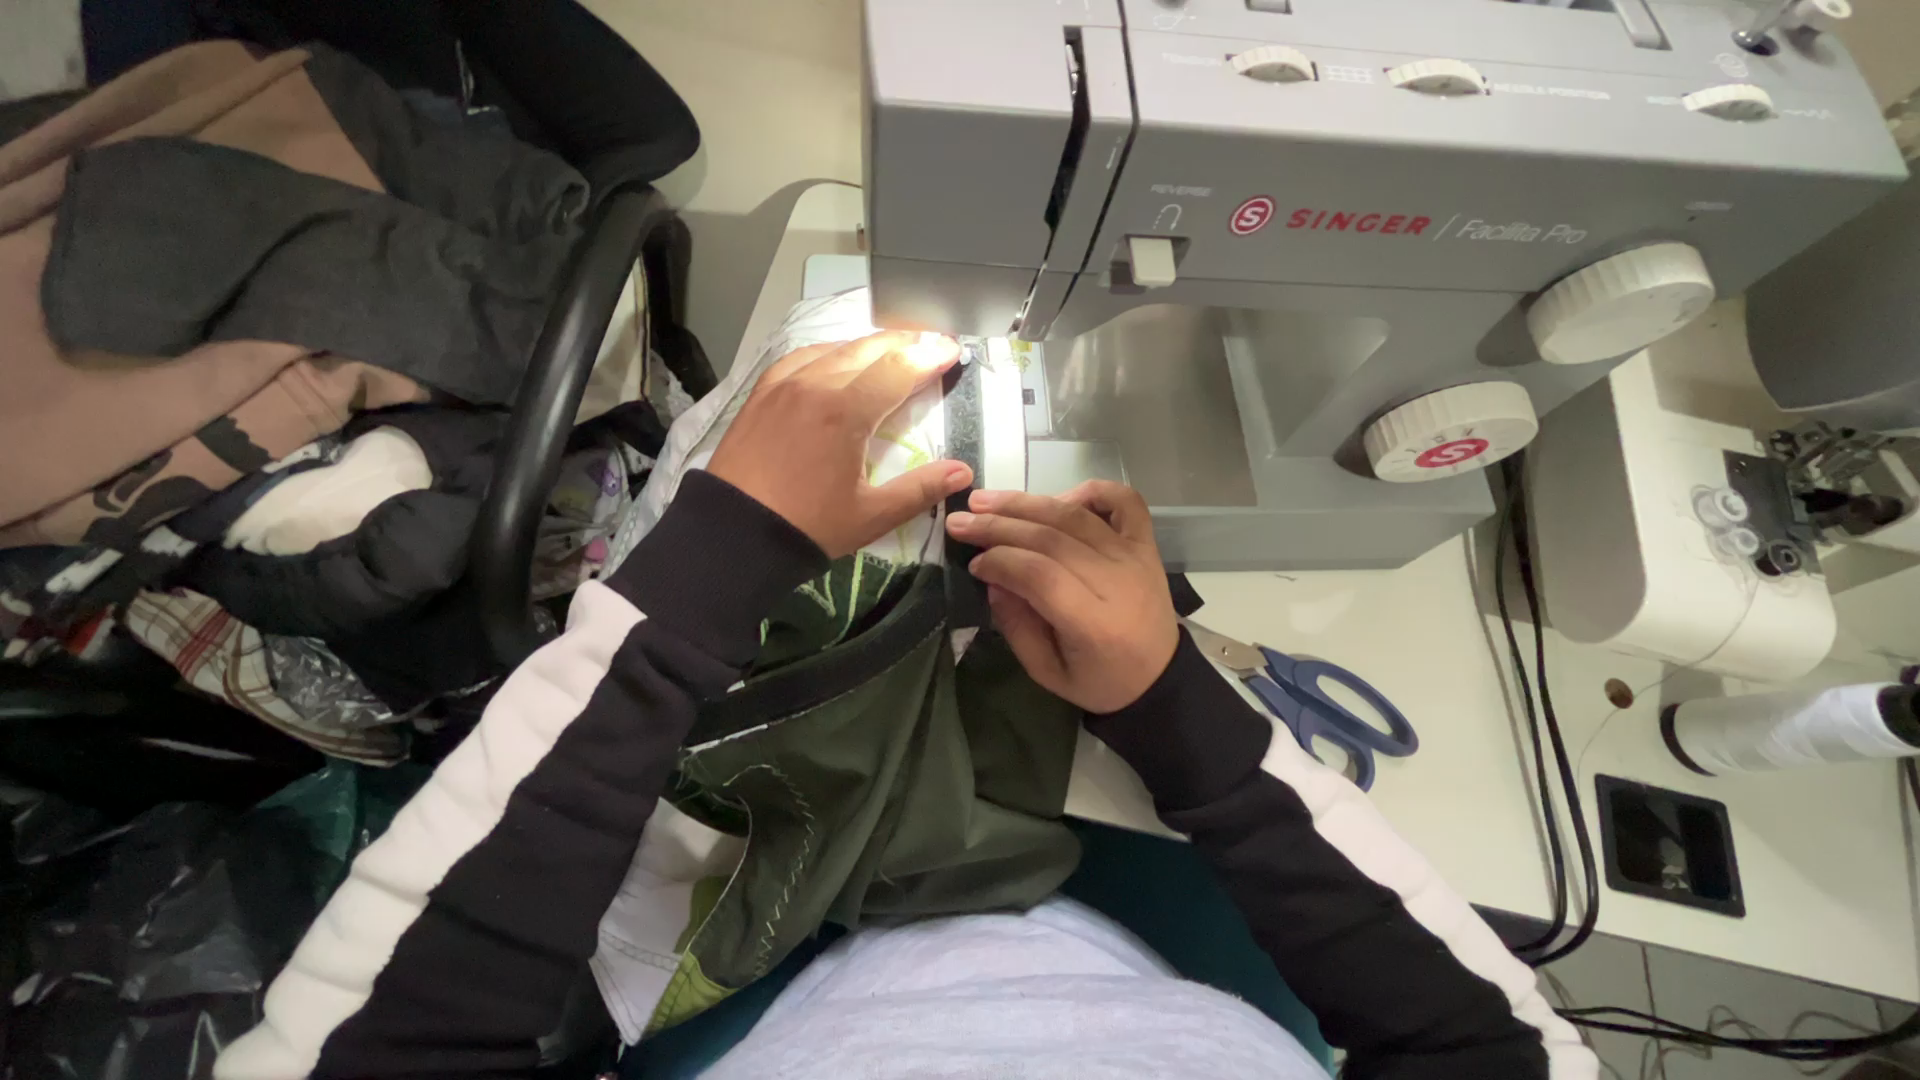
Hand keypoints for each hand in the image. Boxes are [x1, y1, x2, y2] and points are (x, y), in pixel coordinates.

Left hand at [706, 331, 972, 557]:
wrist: (733, 534)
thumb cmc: (807, 527)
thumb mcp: (871, 515)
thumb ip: (920, 490)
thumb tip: (963, 470)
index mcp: (846, 411)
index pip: (899, 368)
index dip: (929, 356)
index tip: (952, 349)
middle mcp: (815, 384)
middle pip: (870, 348)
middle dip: (906, 343)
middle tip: (931, 344)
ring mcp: (784, 384)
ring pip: (836, 348)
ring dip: (870, 345)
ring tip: (893, 350)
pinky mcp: (762, 392)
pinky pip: (803, 357)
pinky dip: (831, 352)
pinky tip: (838, 360)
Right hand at [945, 481, 1178, 712]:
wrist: (1159, 679)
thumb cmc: (1099, 681)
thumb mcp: (1047, 672)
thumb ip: (1017, 627)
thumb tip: (992, 579)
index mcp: (1095, 623)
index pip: (1041, 575)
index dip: (1001, 562)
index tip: (973, 564)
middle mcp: (1118, 581)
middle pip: (1052, 538)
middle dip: (999, 526)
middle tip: (960, 522)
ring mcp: (1135, 556)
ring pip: (1076, 515)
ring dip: (1026, 502)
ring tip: (985, 501)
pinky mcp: (1146, 544)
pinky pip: (1123, 501)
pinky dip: (1091, 490)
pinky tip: (1058, 497)